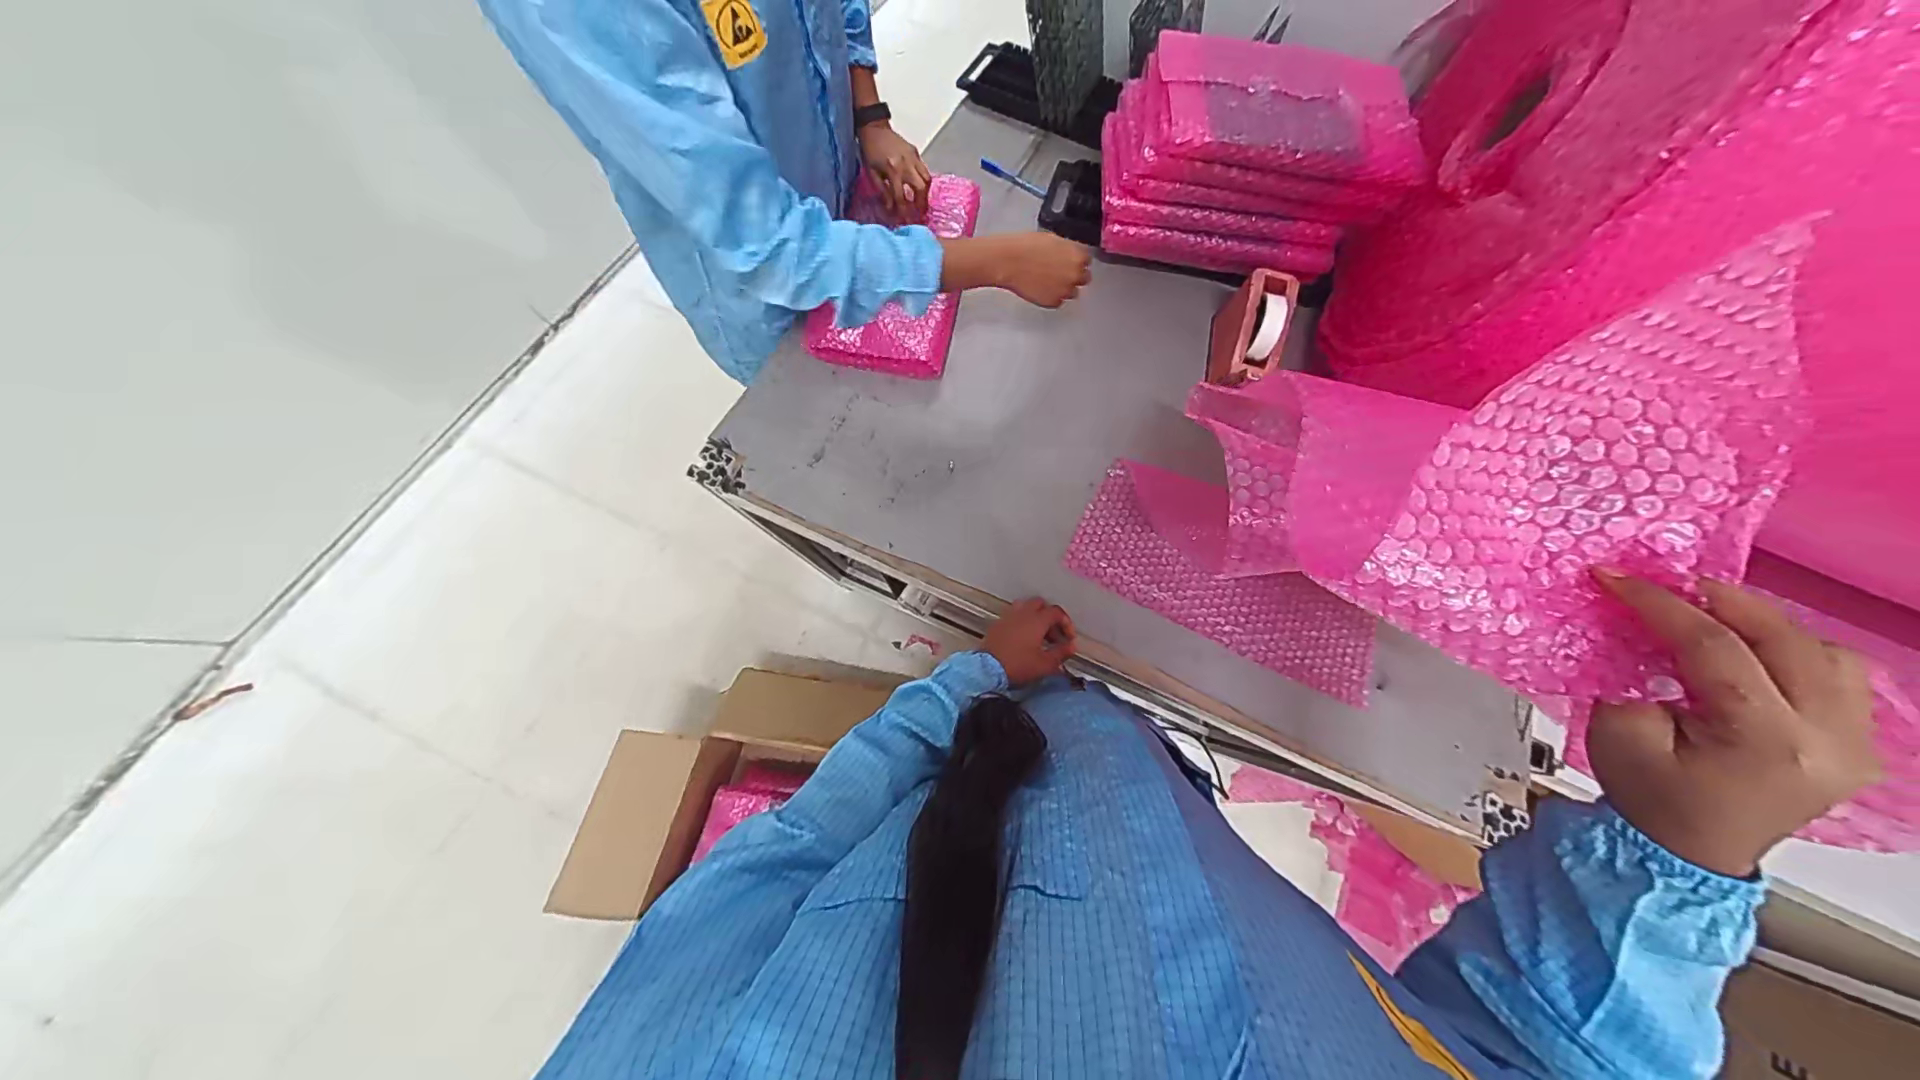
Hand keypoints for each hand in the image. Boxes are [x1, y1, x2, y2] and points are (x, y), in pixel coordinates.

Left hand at [857, 123, 931, 221]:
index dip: (903, 210)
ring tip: (921, 202)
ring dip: (925, 193)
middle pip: (921, 188)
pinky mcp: (915, 152)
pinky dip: (923, 180)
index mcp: (893, 170)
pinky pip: (924, 169)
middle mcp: (906, 164)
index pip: (901, 196)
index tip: (905, 219)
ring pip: (927, 179)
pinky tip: (919, 187)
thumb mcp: (872, 173)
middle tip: (919, 212)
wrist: (874, 127)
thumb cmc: (870, 150)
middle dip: (921, 203)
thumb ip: (883, 190)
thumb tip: (891, 207)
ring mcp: (913, 157)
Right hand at [939, 234, 1091, 307]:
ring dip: (1064, 288)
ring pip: (1072, 292)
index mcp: (1078, 255)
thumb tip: (1070, 255)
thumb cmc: (1026, 247)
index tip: (1069, 262)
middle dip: (1074, 276)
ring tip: (1048, 281)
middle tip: (1059, 273)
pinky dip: (1051, 297)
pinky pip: (1058, 301)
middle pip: (1084, 278)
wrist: (1009, 261)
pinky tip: (1041, 288)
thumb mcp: (1053, 239)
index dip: (1077, 261)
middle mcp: (1075, 274)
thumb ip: (1067, 249)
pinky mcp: (1053, 302)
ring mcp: (1065, 290)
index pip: (1087, 261)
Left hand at [981, 598, 1077, 685]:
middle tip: (1054, 635)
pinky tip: (1023, 639)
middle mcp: (1022, 613)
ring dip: (1035, 618)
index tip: (1068, 638)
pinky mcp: (997, 624)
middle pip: (1040, 605)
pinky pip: (1013, 616)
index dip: (1066, 623)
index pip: (1056, 612)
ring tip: (1039, 636)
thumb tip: (1070, 647)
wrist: (987, 669)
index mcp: (1037, 620)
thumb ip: (1061, 653)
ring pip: (1025, 608)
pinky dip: (1022, 622)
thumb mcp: (1045, 664)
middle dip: (1050, 617)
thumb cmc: (1018, 665)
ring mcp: (1008, 617)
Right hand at [1587, 571, 1880, 877]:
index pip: (1717, 649)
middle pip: (1789, 642)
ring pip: (1828, 653)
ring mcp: (1855, 744)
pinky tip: (1749, 647)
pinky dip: (1791, 648)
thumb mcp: (1619, 732)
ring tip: (1710, 612)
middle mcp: (1830, 741)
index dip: (1661, 605)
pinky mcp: (1854, 743)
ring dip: (1764, 623)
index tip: (1617, 578)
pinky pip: (1839, 676)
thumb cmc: (1647, 793)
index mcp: (1766, 742)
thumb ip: (1631, 675)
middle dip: (1722, 600)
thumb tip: (1634, 629)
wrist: (1687, 848)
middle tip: (1669, 581)